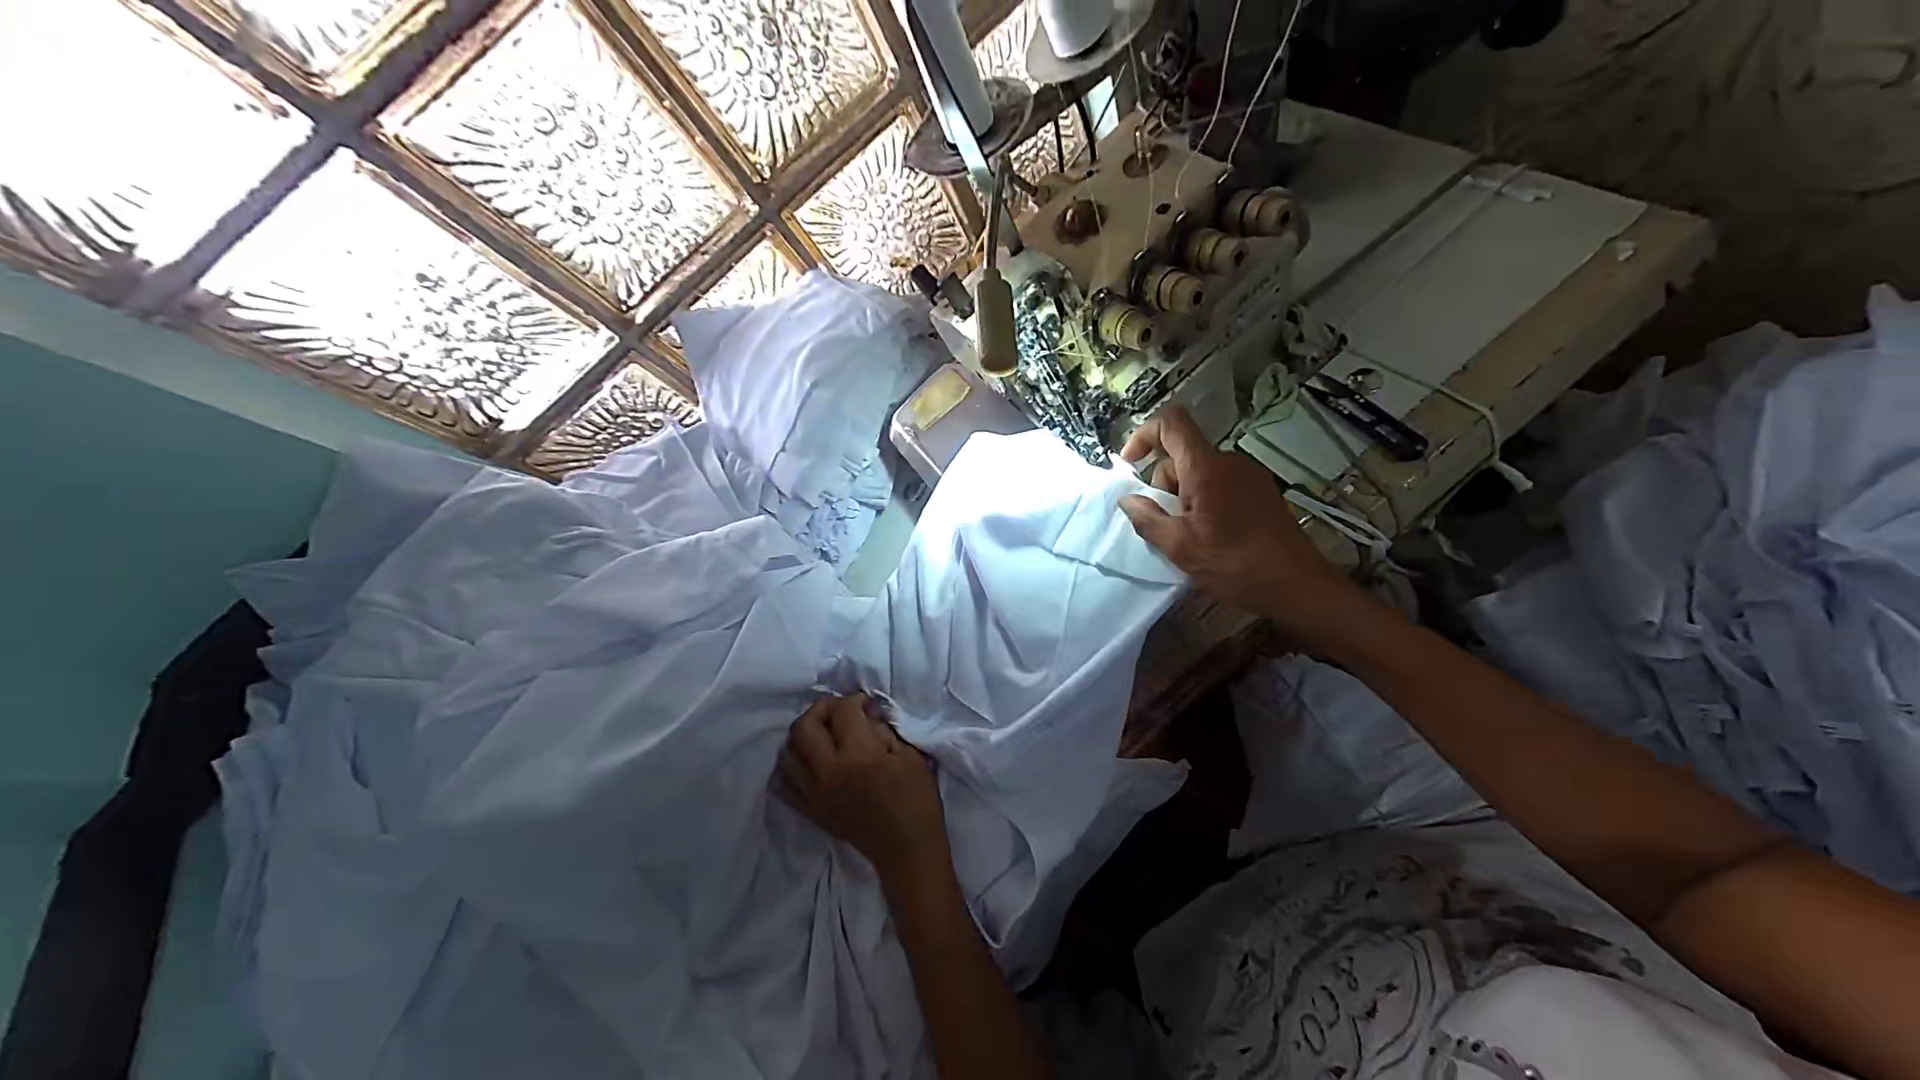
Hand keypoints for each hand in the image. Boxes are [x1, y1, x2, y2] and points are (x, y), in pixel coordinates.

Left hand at [778, 694, 948, 884]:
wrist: (906, 850)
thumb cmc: (916, 801)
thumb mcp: (909, 756)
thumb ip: (882, 730)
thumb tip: (865, 715)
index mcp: (857, 755)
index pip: (842, 711)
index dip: (855, 699)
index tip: (867, 704)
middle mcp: (827, 771)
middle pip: (804, 726)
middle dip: (821, 709)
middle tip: (840, 710)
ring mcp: (813, 793)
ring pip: (787, 752)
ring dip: (803, 735)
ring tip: (823, 734)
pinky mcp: (810, 811)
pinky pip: (784, 783)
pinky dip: (791, 767)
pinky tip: (809, 761)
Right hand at [1119, 405, 1382, 647]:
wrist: (1296, 585)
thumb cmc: (1234, 564)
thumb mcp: (1179, 546)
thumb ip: (1146, 519)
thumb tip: (1128, 500)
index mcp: (1207, 467)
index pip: (1172, 423)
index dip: (1143, 435)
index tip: (1130, 465)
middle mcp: (1230, 462)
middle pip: (1182, 456)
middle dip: (1163, 485)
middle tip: (1166, 525)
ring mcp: (1249, 475)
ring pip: (1200, 473)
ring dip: (1183, 498)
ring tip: (1188, 537)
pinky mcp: (1261, 492)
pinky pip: (1220, 485)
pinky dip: (1204, 502)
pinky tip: (1210, 536)